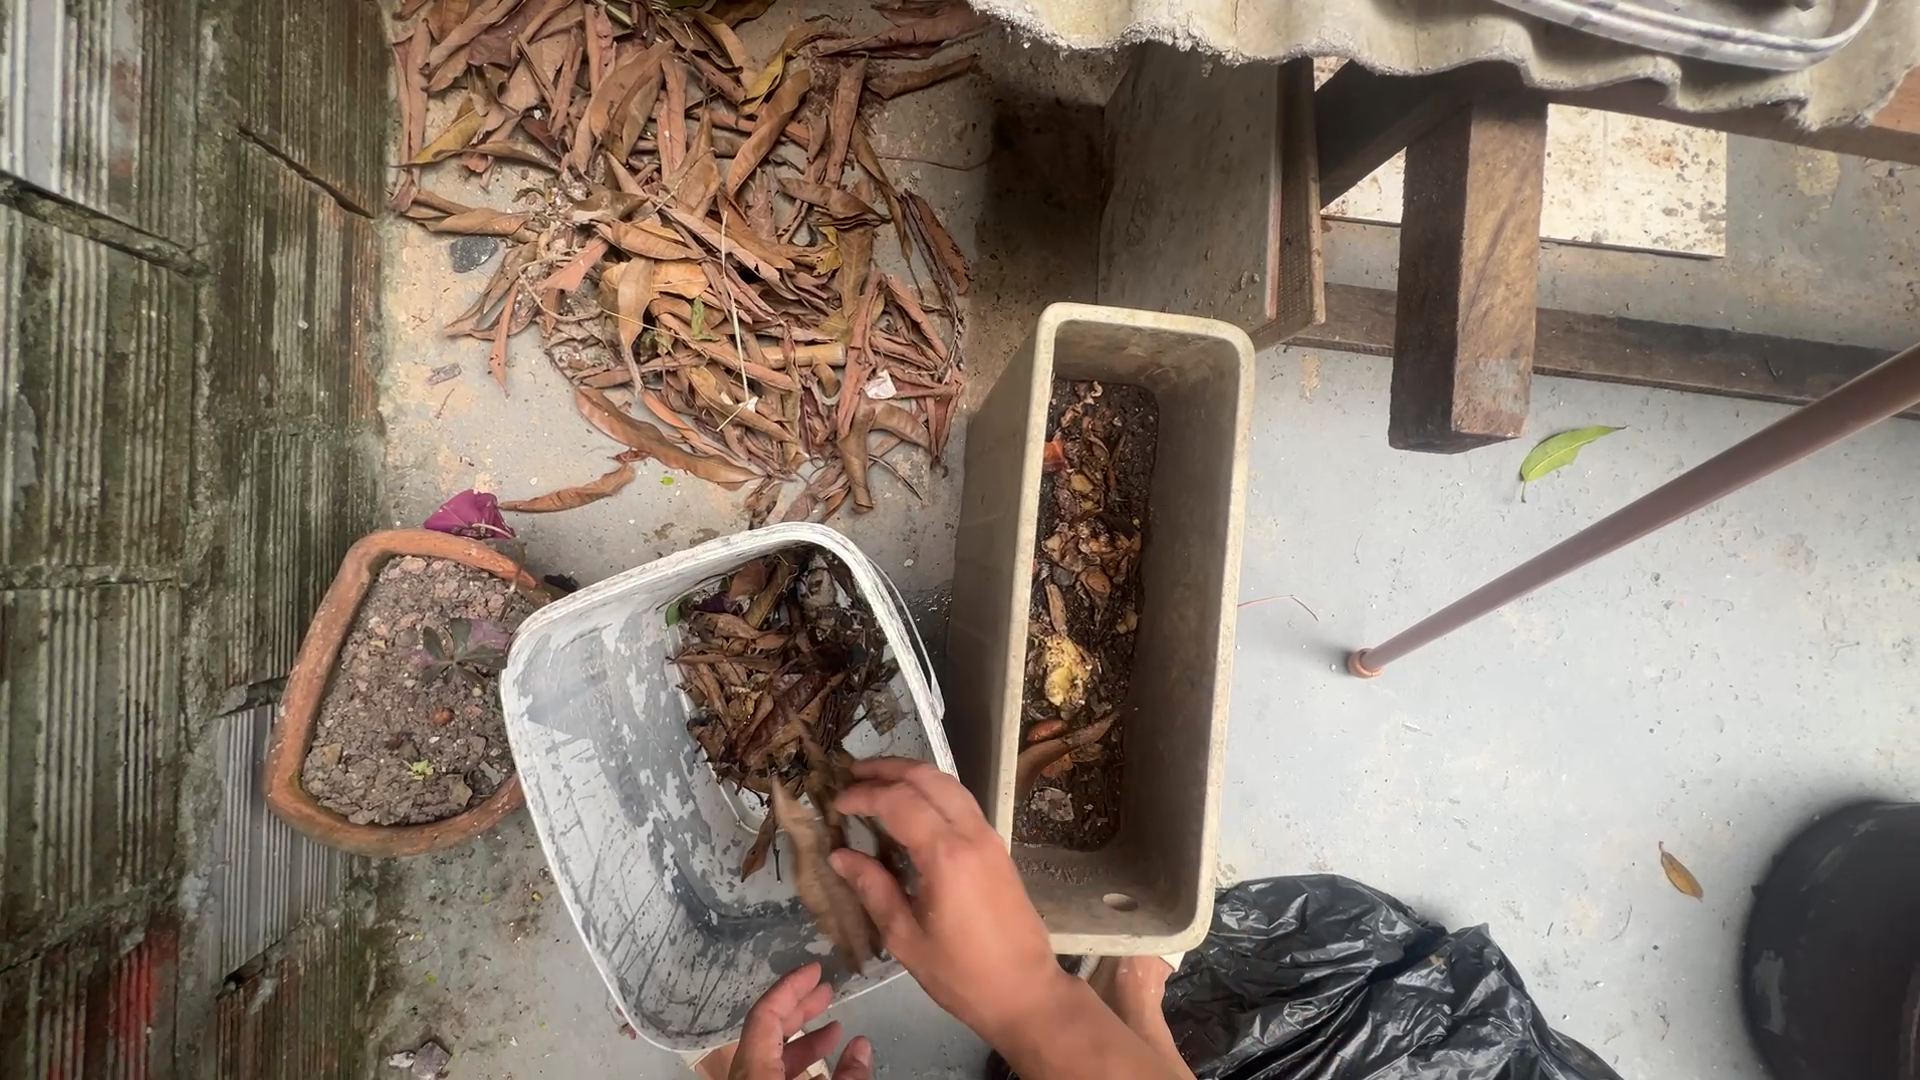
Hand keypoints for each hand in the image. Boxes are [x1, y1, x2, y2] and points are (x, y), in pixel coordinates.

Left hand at [727, 963, 872, 1079]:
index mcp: (753, 1071)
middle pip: (767, 1032)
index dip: (791, 987)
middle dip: (801, 1008)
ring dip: (804, 1040)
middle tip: (827, 991)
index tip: (815, 969)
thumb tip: (861, 1045)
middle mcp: (743, 1078)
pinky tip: (826, 1069)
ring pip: (771, 1057)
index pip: (764, 1014)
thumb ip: (847, 1076)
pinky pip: (772, 1076)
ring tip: (835, 1029)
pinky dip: (797, 1066)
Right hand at [829, 758, 1076, 1045]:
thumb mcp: (906, 939)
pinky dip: (933, 788)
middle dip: (887, 768)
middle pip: (927, 777)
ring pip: (948, 782)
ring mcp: (988, 834)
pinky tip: (913, 802)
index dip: (864, 795)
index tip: (837, 802)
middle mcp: (970, 832)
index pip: (898, 802)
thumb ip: (873, 889)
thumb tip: (840, 856)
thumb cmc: (962, 975)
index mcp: (946, 855)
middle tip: (853, 772)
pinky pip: (961, 799)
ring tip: (878, 779)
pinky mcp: (996, 843)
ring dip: (912, 773)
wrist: (1026, 991)